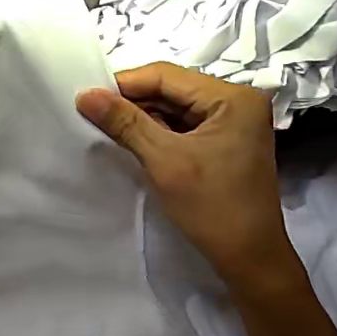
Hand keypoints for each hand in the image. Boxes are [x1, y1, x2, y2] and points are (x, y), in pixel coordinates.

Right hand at [77, 62, 297, 283]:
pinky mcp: (225, 142)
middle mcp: (237, 102)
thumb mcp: (164, 161)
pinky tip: (132, 137)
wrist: (250, 259)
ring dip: (143, 116)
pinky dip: (158, 130)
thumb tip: (85, 95)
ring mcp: (233, 122)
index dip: (125, 83)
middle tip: (93, 110)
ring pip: (176, 107)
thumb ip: (125, 123)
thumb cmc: (212, 208)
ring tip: (107, 123)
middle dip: (133, 100)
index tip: (87, 94)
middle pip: (172, 89)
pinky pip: (184, 125)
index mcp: (232, 98)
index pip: (167, 76)